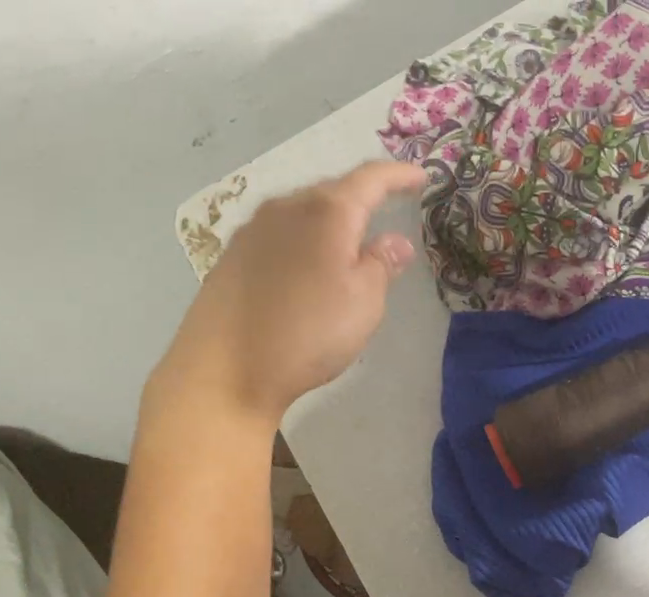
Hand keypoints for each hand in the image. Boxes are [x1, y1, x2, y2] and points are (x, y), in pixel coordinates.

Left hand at [153, 161, 426, 420]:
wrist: (226, 368)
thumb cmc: (308, 334)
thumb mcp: (364, 303)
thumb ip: (382, 265)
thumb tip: (395, 241)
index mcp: (327, 212)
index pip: (370, 179)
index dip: (398, 175)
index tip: (421, 176)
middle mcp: (287, 207)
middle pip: (333, 191)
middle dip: (363, 198)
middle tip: (388, 210)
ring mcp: (254, 229)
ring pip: (304, 212)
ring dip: (331, 221)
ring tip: (350, 240)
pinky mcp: (234, 255)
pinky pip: (281, 233)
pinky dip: (305, 240)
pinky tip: (309, 266)